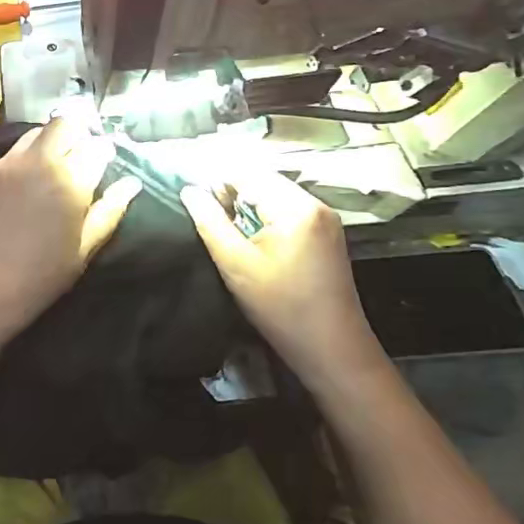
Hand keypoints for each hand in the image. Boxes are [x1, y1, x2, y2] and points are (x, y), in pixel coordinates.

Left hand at [0, 118, 139, 350]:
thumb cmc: (39, 278)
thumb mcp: (84, 250)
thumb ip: (110, 211)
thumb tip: (131, 184)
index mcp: (71, 182)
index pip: (98, 147)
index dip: (107, 153)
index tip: (109, 164)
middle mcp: (42, 161)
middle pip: (67, 123)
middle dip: (82, 132)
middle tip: (87, 155)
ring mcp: (12, 162)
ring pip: (41, 130)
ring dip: (57, 138)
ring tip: (62, 162)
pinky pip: (19, 146)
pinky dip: (35, 150)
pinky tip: (37, 174)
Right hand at [180, 168, 379, 376]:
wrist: (333, 350)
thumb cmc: (281, 308)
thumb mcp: (236, 265)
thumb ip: (210, 223)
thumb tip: (190, 191)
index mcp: (296, 206)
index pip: (248, 173)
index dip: (217, 182)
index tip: (196, 202)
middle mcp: (315, 204)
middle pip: (264, 182)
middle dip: (233, 194)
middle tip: (210, 220)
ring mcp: (325, 219)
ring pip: (276, 196)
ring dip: (250, 207)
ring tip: (229, 232)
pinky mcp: (327, 235)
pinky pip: (290, 213)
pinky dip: (268, 218)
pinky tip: (255, 242)